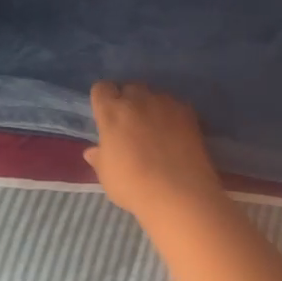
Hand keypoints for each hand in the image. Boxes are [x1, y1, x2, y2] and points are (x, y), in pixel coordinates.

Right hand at [84, 81, 223, 215]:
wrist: (179, 192)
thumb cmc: (133, 185)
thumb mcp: (107, 176)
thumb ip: (100, 158)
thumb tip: (92, 151)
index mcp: (112, 112)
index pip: (101, 89)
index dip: (103, 101)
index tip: (105, 118)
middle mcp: (138, 99)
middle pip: (129, 88)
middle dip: (127, 101)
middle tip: (130, 126)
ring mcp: (166, 103)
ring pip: (154, 95)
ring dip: (151, 107)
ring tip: (156, 132)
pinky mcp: (188, 112)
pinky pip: (175, 106)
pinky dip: (172, 116)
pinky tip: (175, 136)